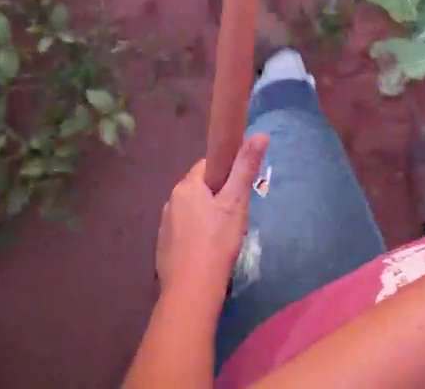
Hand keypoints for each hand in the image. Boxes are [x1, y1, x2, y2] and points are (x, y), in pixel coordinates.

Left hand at [155, 133, 269, 293]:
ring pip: (194, 210)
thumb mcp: (236, 202)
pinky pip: (186, 231)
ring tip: (227, 233)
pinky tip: (211, 249)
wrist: (191, 292)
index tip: (241, 186)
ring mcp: (164, 227)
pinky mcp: (164, 249)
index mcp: (186, 187)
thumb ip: (246, 167)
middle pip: (201, 188)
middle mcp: (170, 202)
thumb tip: (260, 133)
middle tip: (238, 212)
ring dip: (209, 215)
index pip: (209, 165)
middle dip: (220, 195)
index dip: (227, 171)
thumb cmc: (216, 241)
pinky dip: (199, 234)